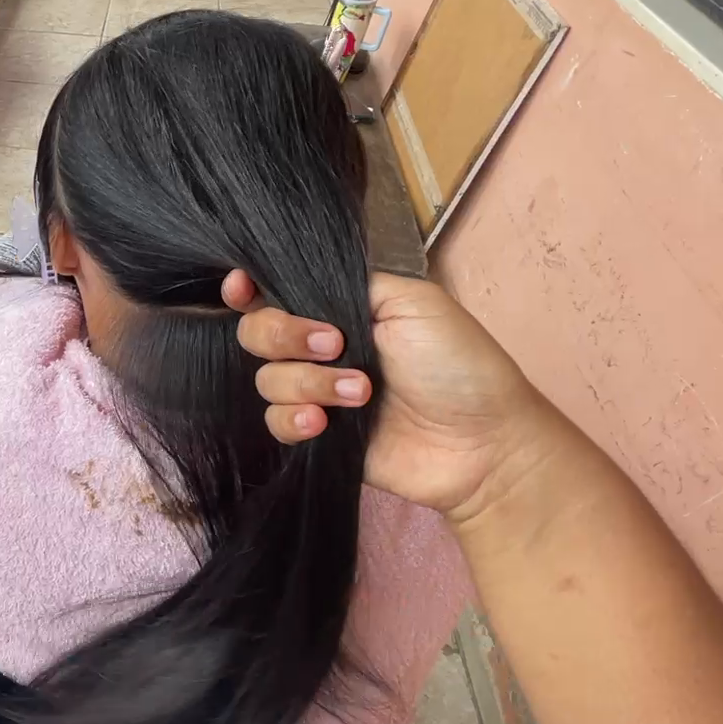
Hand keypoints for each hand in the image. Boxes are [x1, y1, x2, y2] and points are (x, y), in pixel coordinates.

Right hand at [223, 270, 563, 519]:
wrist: (481, 442)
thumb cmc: (457, 364)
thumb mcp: (413, 301)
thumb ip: (350, 281)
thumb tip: (295, 282)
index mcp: (334, 309)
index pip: (269, 294)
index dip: (244, 290)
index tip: (241, 290)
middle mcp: (314, 347)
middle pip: (255, 332)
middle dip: (285, 336)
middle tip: (336, 346)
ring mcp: (312, 391)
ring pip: (266, 379)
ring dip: (310, 383)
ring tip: (361, 395)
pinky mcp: (312, 433)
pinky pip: (274, 421)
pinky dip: (294, 420)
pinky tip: (324, 425)